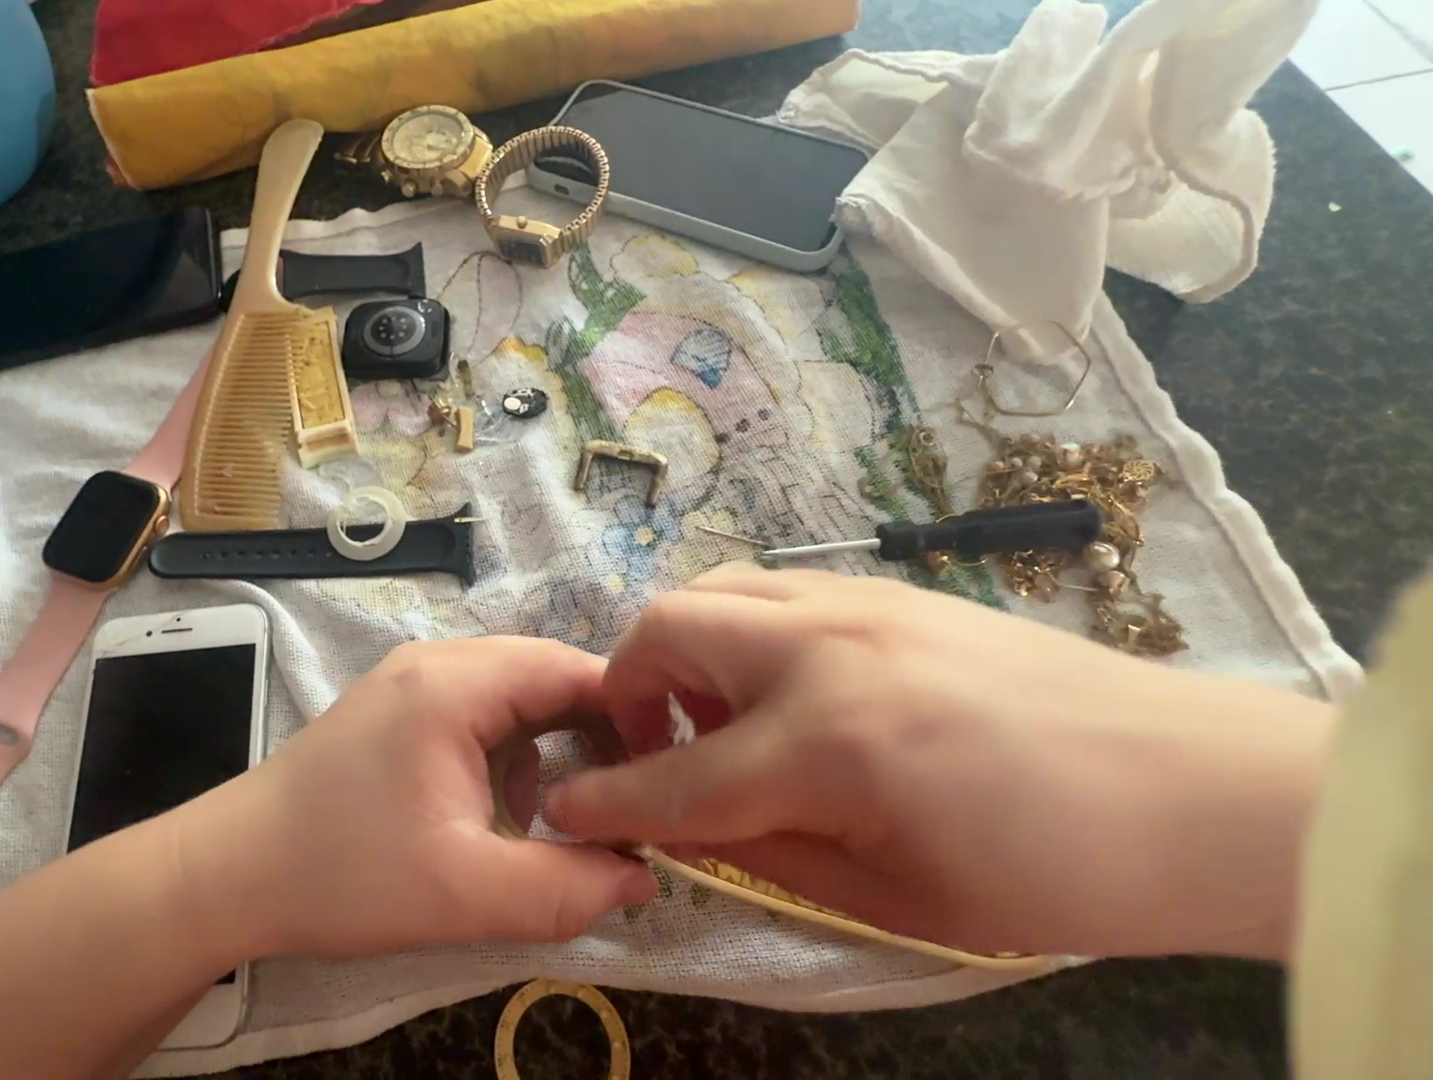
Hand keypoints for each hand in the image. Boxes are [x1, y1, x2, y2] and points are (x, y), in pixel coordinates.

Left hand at [172, 637, 656, 959]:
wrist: (229, 872)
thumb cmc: (344, 874)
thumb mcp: (465, 892)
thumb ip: (566, 889)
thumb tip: (641, 877)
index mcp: (455, 682)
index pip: (570, 669)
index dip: (629, 713)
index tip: (665, 769)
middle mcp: (437, 661)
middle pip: (544, 674)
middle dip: (594, 731)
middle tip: (627, 793)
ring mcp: (411, 679)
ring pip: (513, 693)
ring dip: (550, 742)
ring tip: (561, 809)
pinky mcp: (396, 707)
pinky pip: (478, 710)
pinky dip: (508, 749)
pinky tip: (499, 805)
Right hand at [545, 565, 1334, 959]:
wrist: (1197, 786)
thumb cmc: (1049, 870)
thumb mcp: (891, 897)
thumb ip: (762, 853)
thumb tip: (678, 826)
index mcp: (830, 742)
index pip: (678, 777)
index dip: (608, 800)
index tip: (561, 809)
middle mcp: (824, 645)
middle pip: (667, 631)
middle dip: (626, 689)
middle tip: (649, 744)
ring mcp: (854, 600)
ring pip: (711, 589)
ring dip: (680, 648)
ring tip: (713, 711)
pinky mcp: (884, 587)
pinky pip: (767, 588)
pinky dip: (734, 629)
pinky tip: (775, 681)